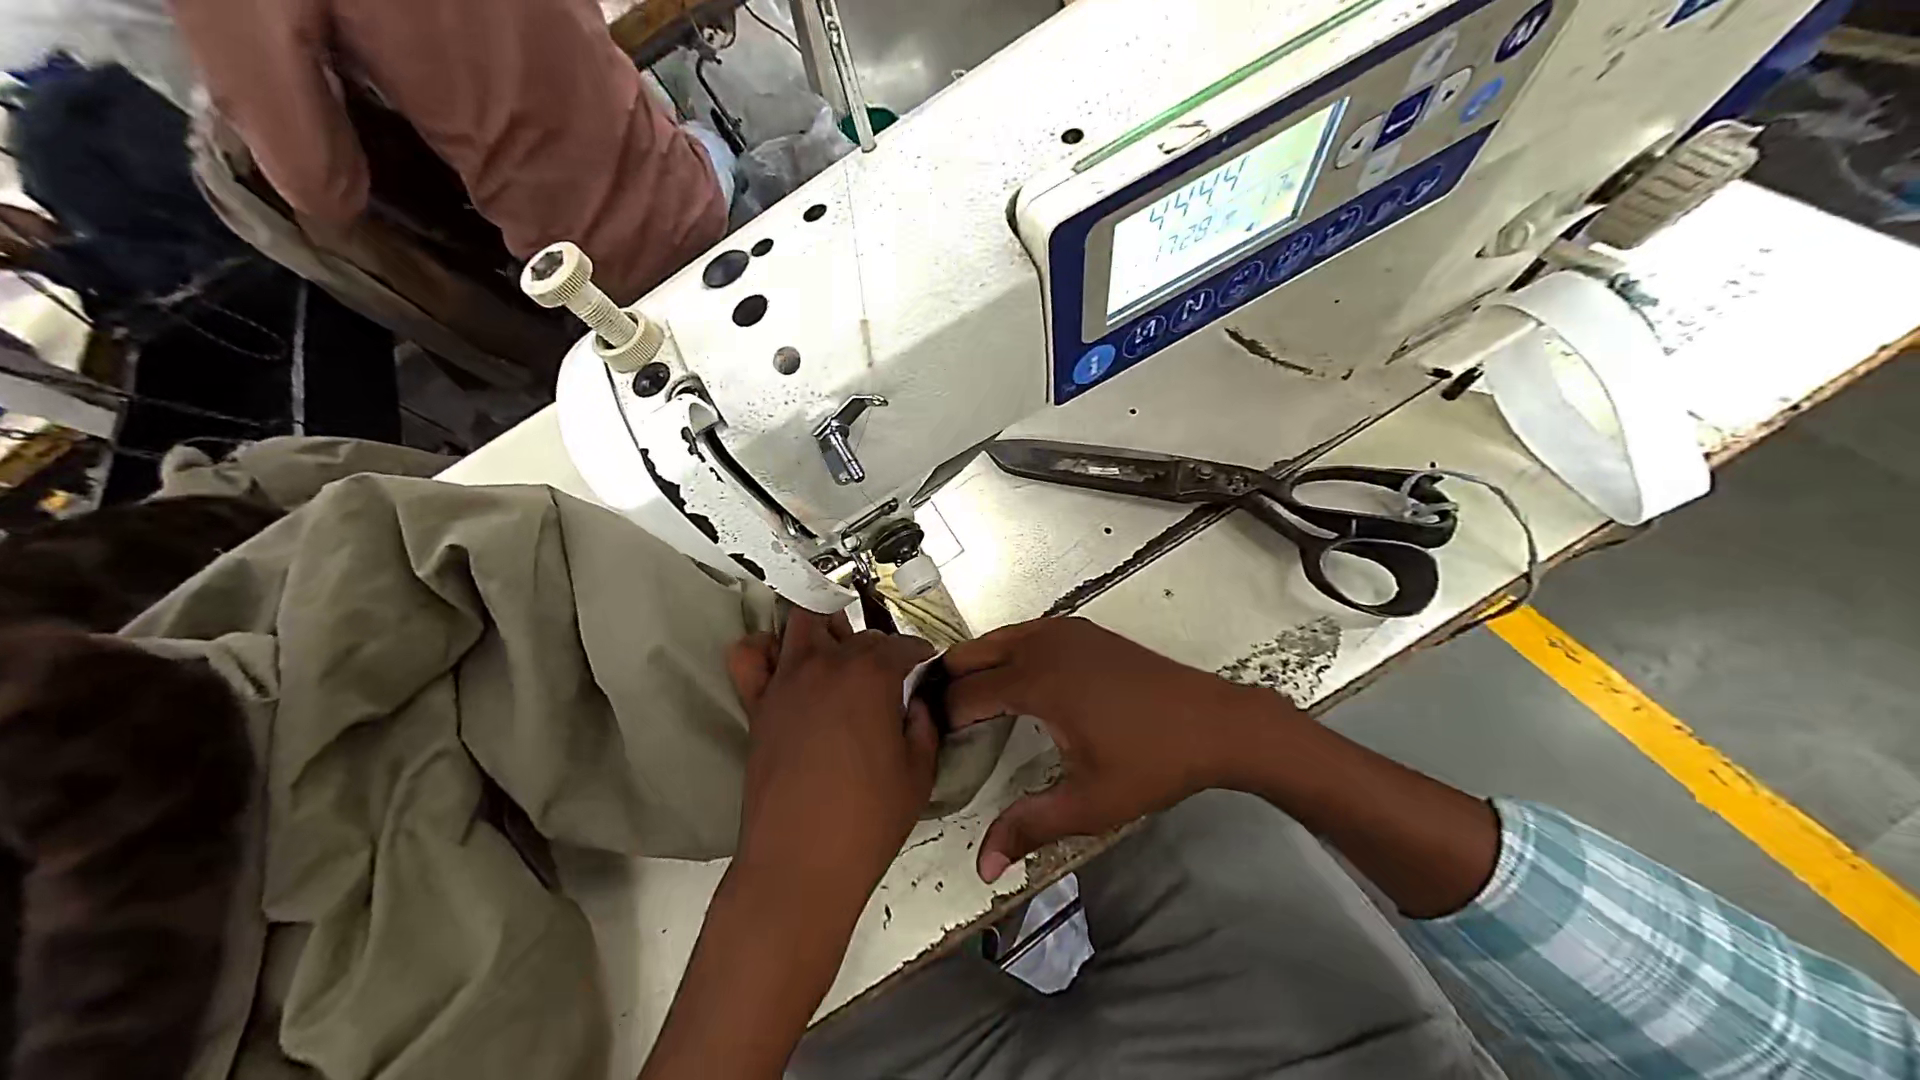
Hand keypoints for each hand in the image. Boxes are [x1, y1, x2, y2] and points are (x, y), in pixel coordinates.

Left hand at [726, 610, 939, 901]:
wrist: (800, 862)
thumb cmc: (868, 819)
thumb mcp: (918, 772)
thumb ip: (924, 726)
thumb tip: (916, 704)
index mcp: (872, 675)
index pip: (902, 645)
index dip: (918, 653)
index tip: (923, 664)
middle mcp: (827, 665)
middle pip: (858, 634)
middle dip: (881, 648)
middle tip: (890, 675)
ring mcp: (787, 681)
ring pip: (803, 622)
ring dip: (826, 627)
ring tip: (840, 652)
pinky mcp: (758, 704)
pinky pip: (749, 656)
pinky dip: (765, 649)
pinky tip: (785, 664)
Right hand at [944, 617, 1307, 881]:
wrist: (1215, 722)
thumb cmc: (1151, 762)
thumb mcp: (1090, 803)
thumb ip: (1029, 826)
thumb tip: (982, 868)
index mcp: (1035, 681)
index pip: (964, 694)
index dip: (942, 720)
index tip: (933, 746)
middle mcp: (1041, 644)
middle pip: (969, 655)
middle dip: (948, 684)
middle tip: (940, 724)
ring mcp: (1063, 629)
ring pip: (995, 638)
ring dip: (975, 666)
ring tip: (969, 706)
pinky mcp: (1082, 629)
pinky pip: (1024, 633)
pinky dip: (1004, 653)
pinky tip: (1014, 684)